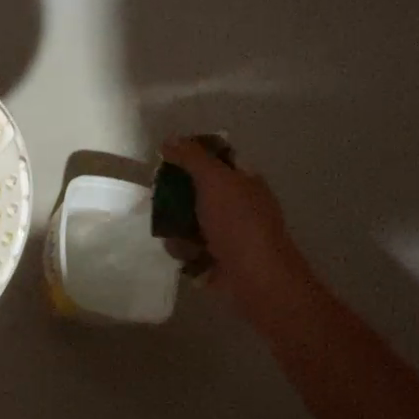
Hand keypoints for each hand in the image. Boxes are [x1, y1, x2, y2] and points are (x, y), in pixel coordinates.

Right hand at [159, 138, 316, 312]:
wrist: (256, 278)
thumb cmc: (238, 224)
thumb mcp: (215, 180)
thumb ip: (191, 157)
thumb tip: (169, 140)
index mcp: (245, 181)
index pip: (215, 159)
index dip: (191, 157)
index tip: (168, 161)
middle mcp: (238, 204)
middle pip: (195, 189)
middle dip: (175, 195)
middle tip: (162, 198)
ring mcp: (227, 232)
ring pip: (186, 218)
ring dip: (175, 226)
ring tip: (176, 234)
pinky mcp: (215, 257)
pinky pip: (187, 246)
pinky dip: (182, 249)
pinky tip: (186, 255)